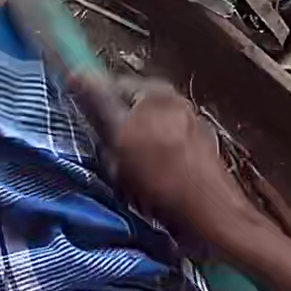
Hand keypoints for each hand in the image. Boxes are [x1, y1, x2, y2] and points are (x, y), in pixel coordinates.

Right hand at [99, 77, 272, 252]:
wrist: (214, 218)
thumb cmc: (161, 174)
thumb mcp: (118, 134)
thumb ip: (97, 101)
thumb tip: (76, 72)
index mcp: (158, 91)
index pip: (111, 86)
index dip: (97, 109)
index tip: (94, 135)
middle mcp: (178, 102)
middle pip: (129, 112)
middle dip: (118, 135)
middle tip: (113, 159)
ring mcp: (193, 128)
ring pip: (146, 135)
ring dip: (135, 153)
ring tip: (133, 178)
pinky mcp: (201, 155)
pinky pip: (164, 153)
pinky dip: (155, 166)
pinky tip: (154, 188)